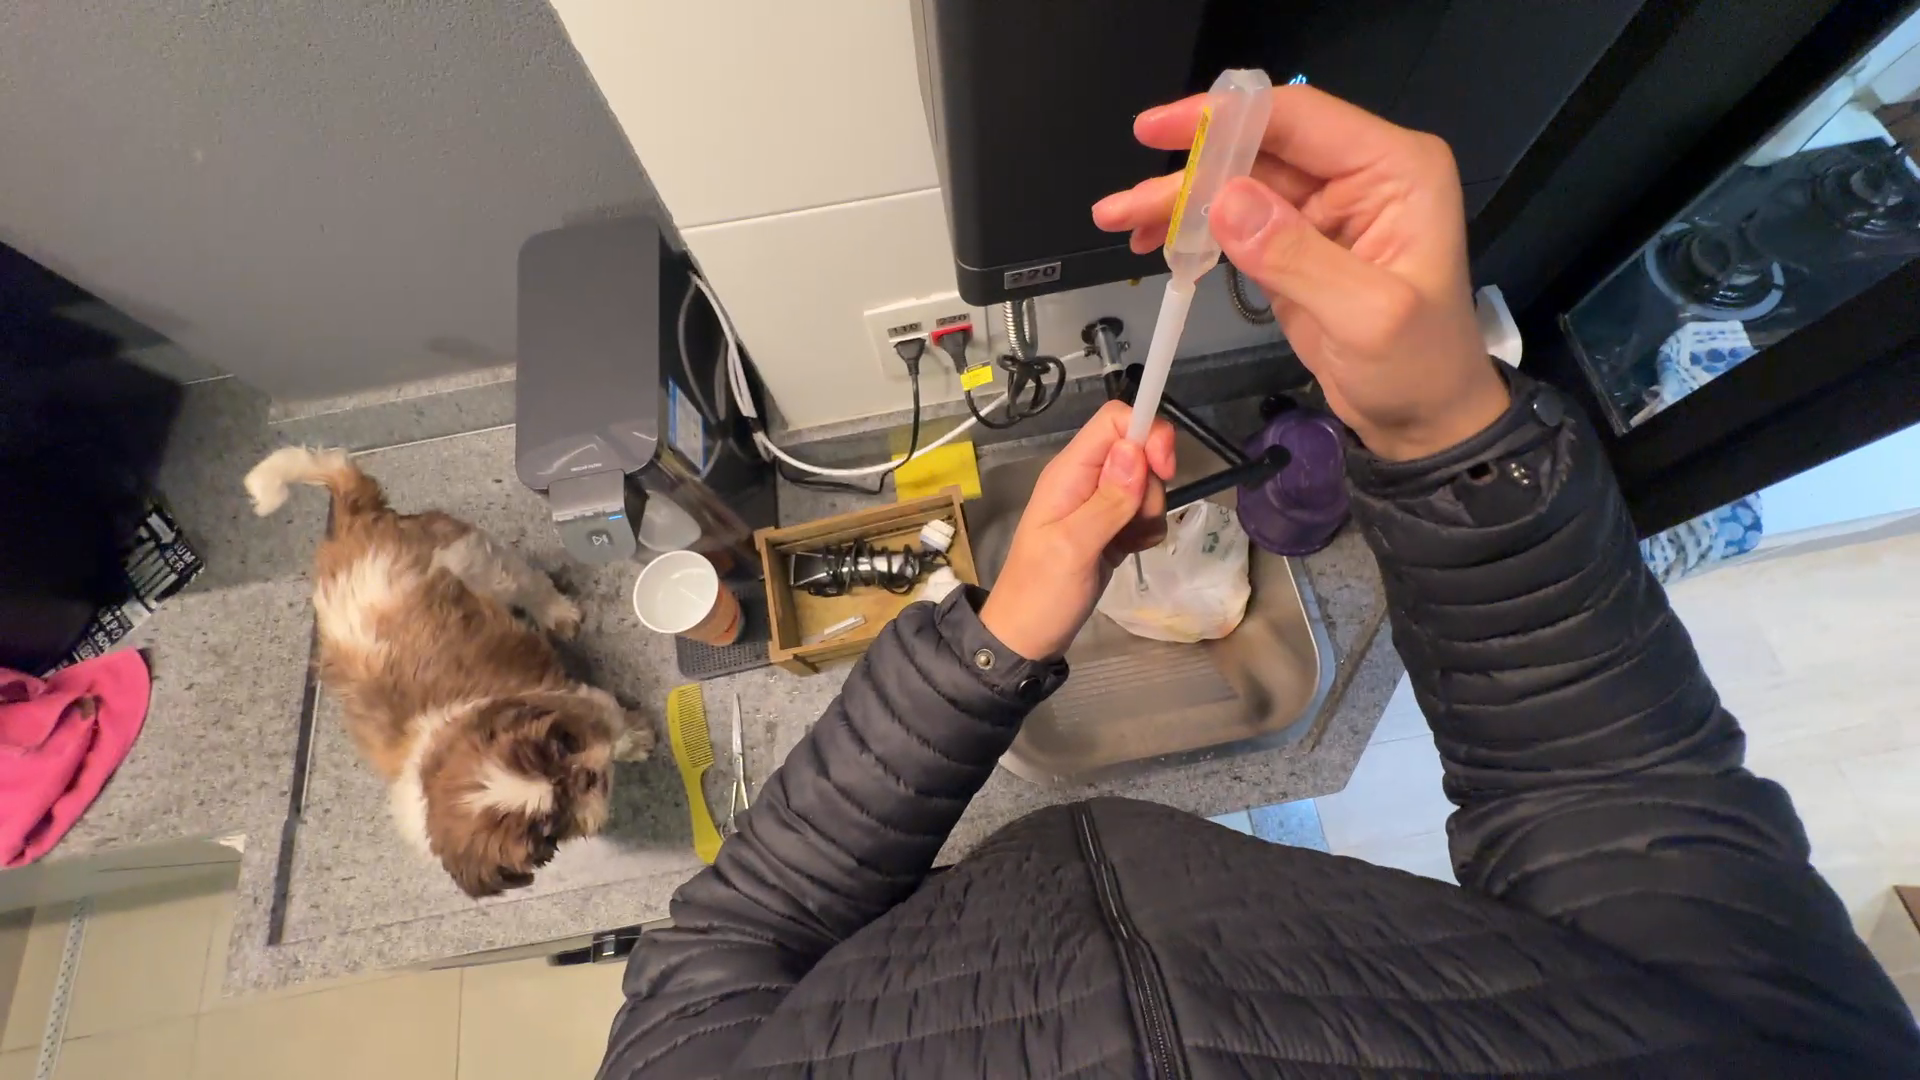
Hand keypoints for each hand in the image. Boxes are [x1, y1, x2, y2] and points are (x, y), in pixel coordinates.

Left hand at [980, 402, 1175, 660]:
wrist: (1027, 637)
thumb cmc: (1040, 594)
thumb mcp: (1072, 548)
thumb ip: (1106, 500)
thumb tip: (1135, 449)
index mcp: (1068, 473)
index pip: (1113, 420)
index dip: (1147, 433)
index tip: (1164, 469)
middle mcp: (1083, 480)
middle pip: (1138, 451)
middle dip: (1151, 484)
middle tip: (1133, 524)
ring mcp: (1097, 505)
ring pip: (1145, 484)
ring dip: (1148, 513)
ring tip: (1126, 544)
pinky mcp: (1110, 528)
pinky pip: (1143, 513)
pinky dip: (1146, 531)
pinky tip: (1130, 552)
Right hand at [1092, 85, 1508, 460]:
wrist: (1419, 414)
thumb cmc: (1417, 366)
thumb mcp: (1366, 316)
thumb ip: (1297, 257)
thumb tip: (1226, 203)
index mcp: (1391, 172)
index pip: (1296, 121)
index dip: (1223, 119)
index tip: (1157, 130)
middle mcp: (1354, 180)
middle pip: (1255, 155)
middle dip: (1184, 175)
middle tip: (1120, 205)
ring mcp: (1319, 216)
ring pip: (1236, 190)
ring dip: (1178, 205)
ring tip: (1123, 223)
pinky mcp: (1291, 250)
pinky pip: (1235, 228)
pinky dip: (1194, 234)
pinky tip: (1160, 244)